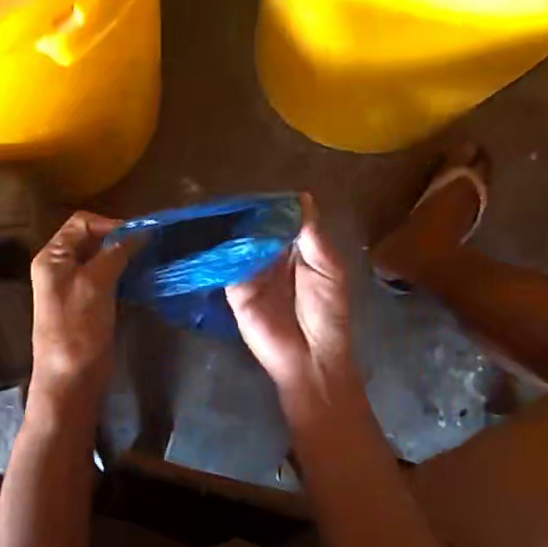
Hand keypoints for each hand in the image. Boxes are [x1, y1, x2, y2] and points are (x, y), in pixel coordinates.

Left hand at [29, 211, 136, 406]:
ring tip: (149, 263)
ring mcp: (75, 287)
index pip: (81, 223)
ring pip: (102, 260)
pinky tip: (142, 280)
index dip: (109, 224)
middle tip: (148, 249)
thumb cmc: (78, 328)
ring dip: (124, 258)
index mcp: (53, 257)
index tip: (138, 237)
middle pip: (92, 240)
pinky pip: (107, 280)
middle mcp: (60, 268)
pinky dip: (124, 276)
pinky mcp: (89, 305)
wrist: (71, 379)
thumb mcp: (96, 284)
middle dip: (119, 240)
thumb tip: (140, 233)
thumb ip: (115, 254)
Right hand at [227, 194, 359, 406]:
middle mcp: (271, 260)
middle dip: (249, 215)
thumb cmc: (327, 313)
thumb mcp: (328, 267)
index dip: (273, 207)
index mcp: (297, 252)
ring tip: (221, 206)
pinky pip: (227, 266)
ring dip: (233, 230)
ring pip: (240, 245)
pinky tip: (219, 234)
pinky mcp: (235, 290)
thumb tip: (301, 198)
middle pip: (257, 231)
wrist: (310, 356)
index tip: (262, 189)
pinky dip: (224, 251)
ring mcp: (251, 274)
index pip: (281, 222)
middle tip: (236, 195)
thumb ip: (312, 235)